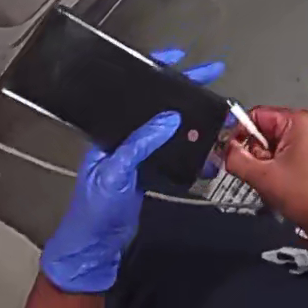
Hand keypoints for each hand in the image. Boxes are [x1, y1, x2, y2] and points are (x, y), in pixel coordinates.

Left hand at [39, 47, 223, 293]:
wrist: (94, 248)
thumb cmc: (92, 211)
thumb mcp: (113, 173)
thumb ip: (139, 145)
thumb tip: (167, 120)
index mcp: (110, 132)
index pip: (134, 93)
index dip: (155, 71)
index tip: (178, 59)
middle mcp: (125, 138)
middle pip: (157, 107)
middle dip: (183, 91)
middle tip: (209, 77)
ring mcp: (138, 154)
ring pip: (169, 129)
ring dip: (192, 121)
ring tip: (216, 113)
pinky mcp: (149, 171)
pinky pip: (174, 153)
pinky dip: (191, 151)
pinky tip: (207, 151)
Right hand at [224, 106, 307, 232]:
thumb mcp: (262, 176)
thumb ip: (236, 159)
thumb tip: (225, 149)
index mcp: (298, 121)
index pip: (255, 115)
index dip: (239, 134)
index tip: (230, 152)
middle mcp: (305, 127)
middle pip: (262, 131)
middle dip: (254, 154)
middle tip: (258, 173)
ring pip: (270, 147)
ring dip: (263, 166)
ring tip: (272, 182)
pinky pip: (280, 158)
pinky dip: (273, 172)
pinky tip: (279, 187)